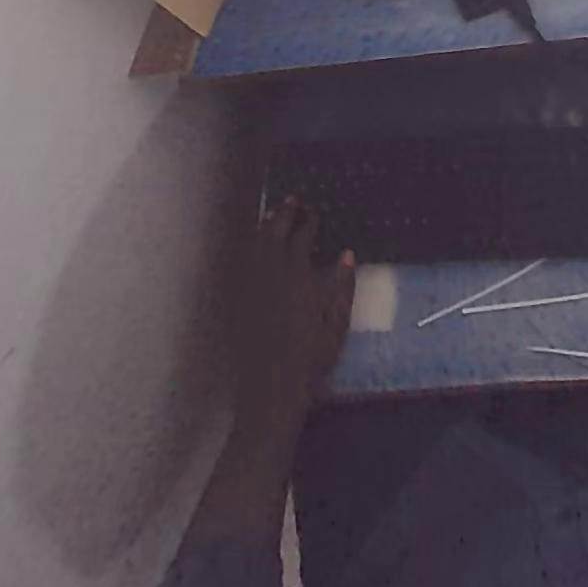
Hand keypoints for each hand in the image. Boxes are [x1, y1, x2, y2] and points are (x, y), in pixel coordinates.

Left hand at [233, 196, 356, 421]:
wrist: (272, 387)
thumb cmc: (311, 359)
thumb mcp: (337, 325)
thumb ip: (343, 287)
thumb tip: (347, 254)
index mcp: (298, 279)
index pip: (302, 239)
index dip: (309, 222)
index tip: (315, 211)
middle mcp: (272, 275)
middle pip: (275, 234)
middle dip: (284, 214)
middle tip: (292, 199)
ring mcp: (252, 285)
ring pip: (257, 244)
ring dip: (265, 224)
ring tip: (273, 211)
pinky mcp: (240, 298)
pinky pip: (244, 261)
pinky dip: (251, 245)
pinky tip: (255, 242)